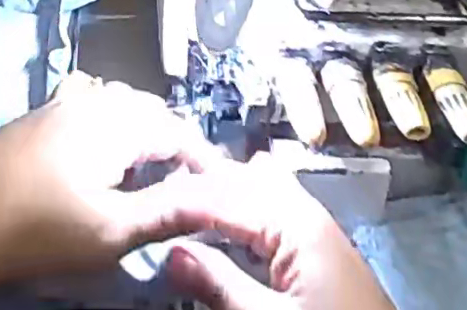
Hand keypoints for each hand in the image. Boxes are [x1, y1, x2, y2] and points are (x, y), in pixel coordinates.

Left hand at [0, 76, 219, 308]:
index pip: (181, 133)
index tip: (221, 188)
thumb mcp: (110, 232)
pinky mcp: (44, 113)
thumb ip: (166, 211)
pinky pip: (96, 109)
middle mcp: (100, 99)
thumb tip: (214, 199)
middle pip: (155, 114)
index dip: (204, 161)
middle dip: (176, 145)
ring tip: (148, 174)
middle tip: (186, 184)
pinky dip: (113, 130)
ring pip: (124, 108)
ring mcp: (68, 102)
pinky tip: (102, 159)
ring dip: (144, 136)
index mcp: (123, 121)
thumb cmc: (41, 229)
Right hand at [161, 154, 396, 309]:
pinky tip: (230, 214)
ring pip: (261, 189)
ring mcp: (315, 226)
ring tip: (186, 194)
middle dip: (203, 182)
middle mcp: (306, 210)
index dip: (186, 198)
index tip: (147, 203)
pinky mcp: (318, 247)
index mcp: (296, 220)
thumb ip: (221, 285)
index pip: (227, 196)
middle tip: (161, 186)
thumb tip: (172, 252)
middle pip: (245, 181)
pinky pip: (274, 207)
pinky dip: (245, 205)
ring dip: (224, 190)